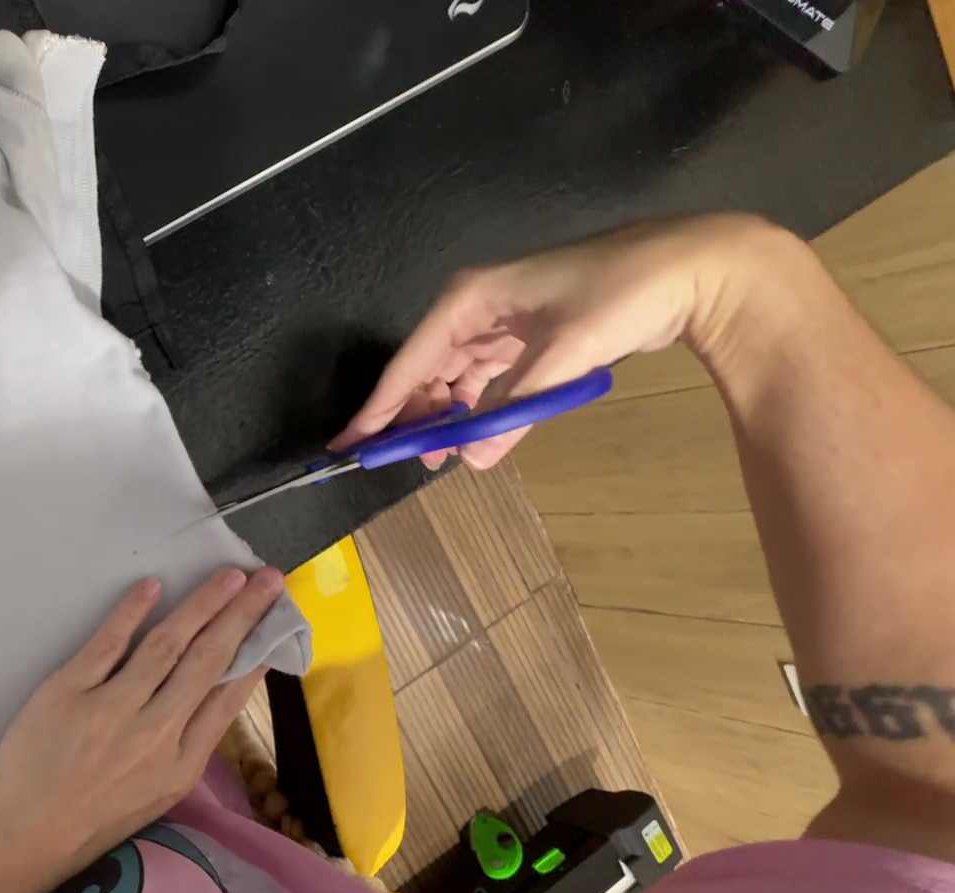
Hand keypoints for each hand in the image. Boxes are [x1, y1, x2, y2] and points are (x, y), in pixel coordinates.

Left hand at [0, 566, 284, 884]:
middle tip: (267, 578)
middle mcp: (155, 735)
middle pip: (207, 661)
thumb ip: (184, 746)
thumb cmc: (90, 819)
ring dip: (202, 604)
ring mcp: (112, 711)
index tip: (274, 621)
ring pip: (167, 645)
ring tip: (227, 575)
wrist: (22, 836)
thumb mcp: (155, 795)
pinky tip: (151, 587)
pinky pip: (108, 644)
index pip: (228, 696)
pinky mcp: (68, 693)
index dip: (255, 653)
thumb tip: (213, 694)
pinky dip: (131, 612)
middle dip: (242, 615)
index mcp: (181, 765)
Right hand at [329, 213, 797, 468]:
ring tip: (441, 452)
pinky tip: (473, 428)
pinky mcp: (524, 332)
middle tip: (408, 459)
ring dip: (444, 414)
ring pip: (450, 375)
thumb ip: (513, 411)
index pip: (408, 363)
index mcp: (469, 300)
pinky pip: (482, 374)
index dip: (378, 409)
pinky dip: (475, 403)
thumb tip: (474, 462)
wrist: (708, 264)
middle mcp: (473, 307)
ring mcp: (499, 319)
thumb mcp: (565, 355)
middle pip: (424, 371)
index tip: (351, 445)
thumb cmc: (628, 294)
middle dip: (413, 416)